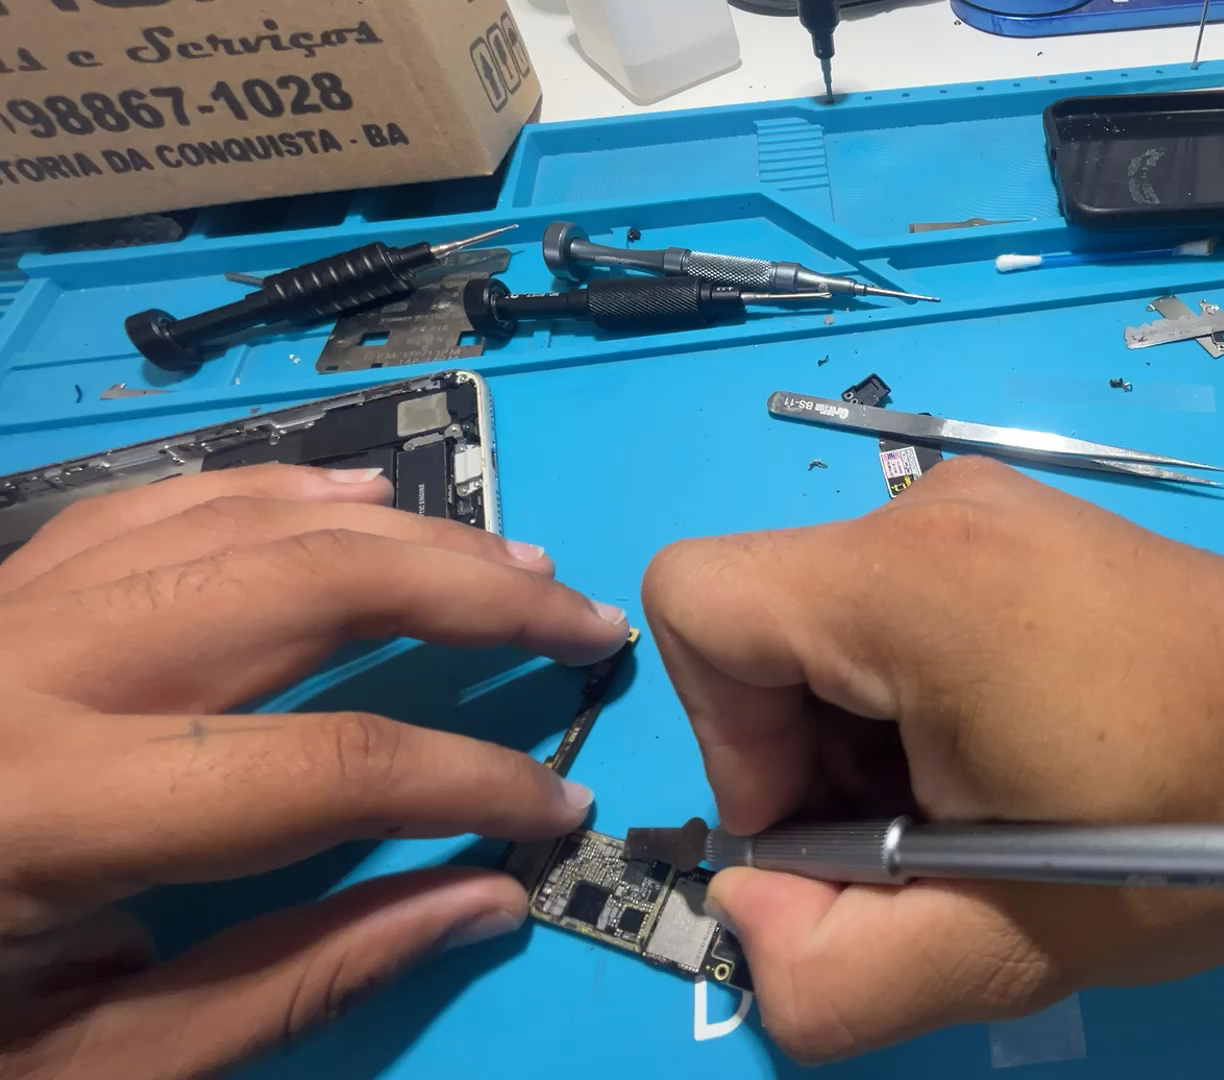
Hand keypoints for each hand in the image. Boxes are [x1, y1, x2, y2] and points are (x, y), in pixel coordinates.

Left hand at [0, 465, 630, 1077]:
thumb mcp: (83, 1073)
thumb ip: (300, 979)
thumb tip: (492, 900)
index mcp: (38, 812)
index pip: (336, 766)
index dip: (477, 783)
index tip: (562, 806)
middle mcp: (23, 676)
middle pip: (324, 590)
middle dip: (488, 602)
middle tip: (586, 622)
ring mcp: (1, 611)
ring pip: (264, 527)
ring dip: (422, 539)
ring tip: (523, 559)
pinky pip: (163, 507)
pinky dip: (285, 491)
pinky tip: (364, 493)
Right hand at [641, 457, 1223, 1060]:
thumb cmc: (1205, 827)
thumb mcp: (1010, 942)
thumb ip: (829, 973)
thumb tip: (747, 911)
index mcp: (912, 579)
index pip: (697, 599)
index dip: (726, 732)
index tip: (828, 816)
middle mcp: (934, 507)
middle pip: (767, 622)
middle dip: (806, 750)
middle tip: (922, 832)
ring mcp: (985, 502)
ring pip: (833, 618)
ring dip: (868, 729)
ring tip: (982, 793)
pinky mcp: (1022, 522)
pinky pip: (901, 598)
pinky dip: (915, 687)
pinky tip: (1012, 740)